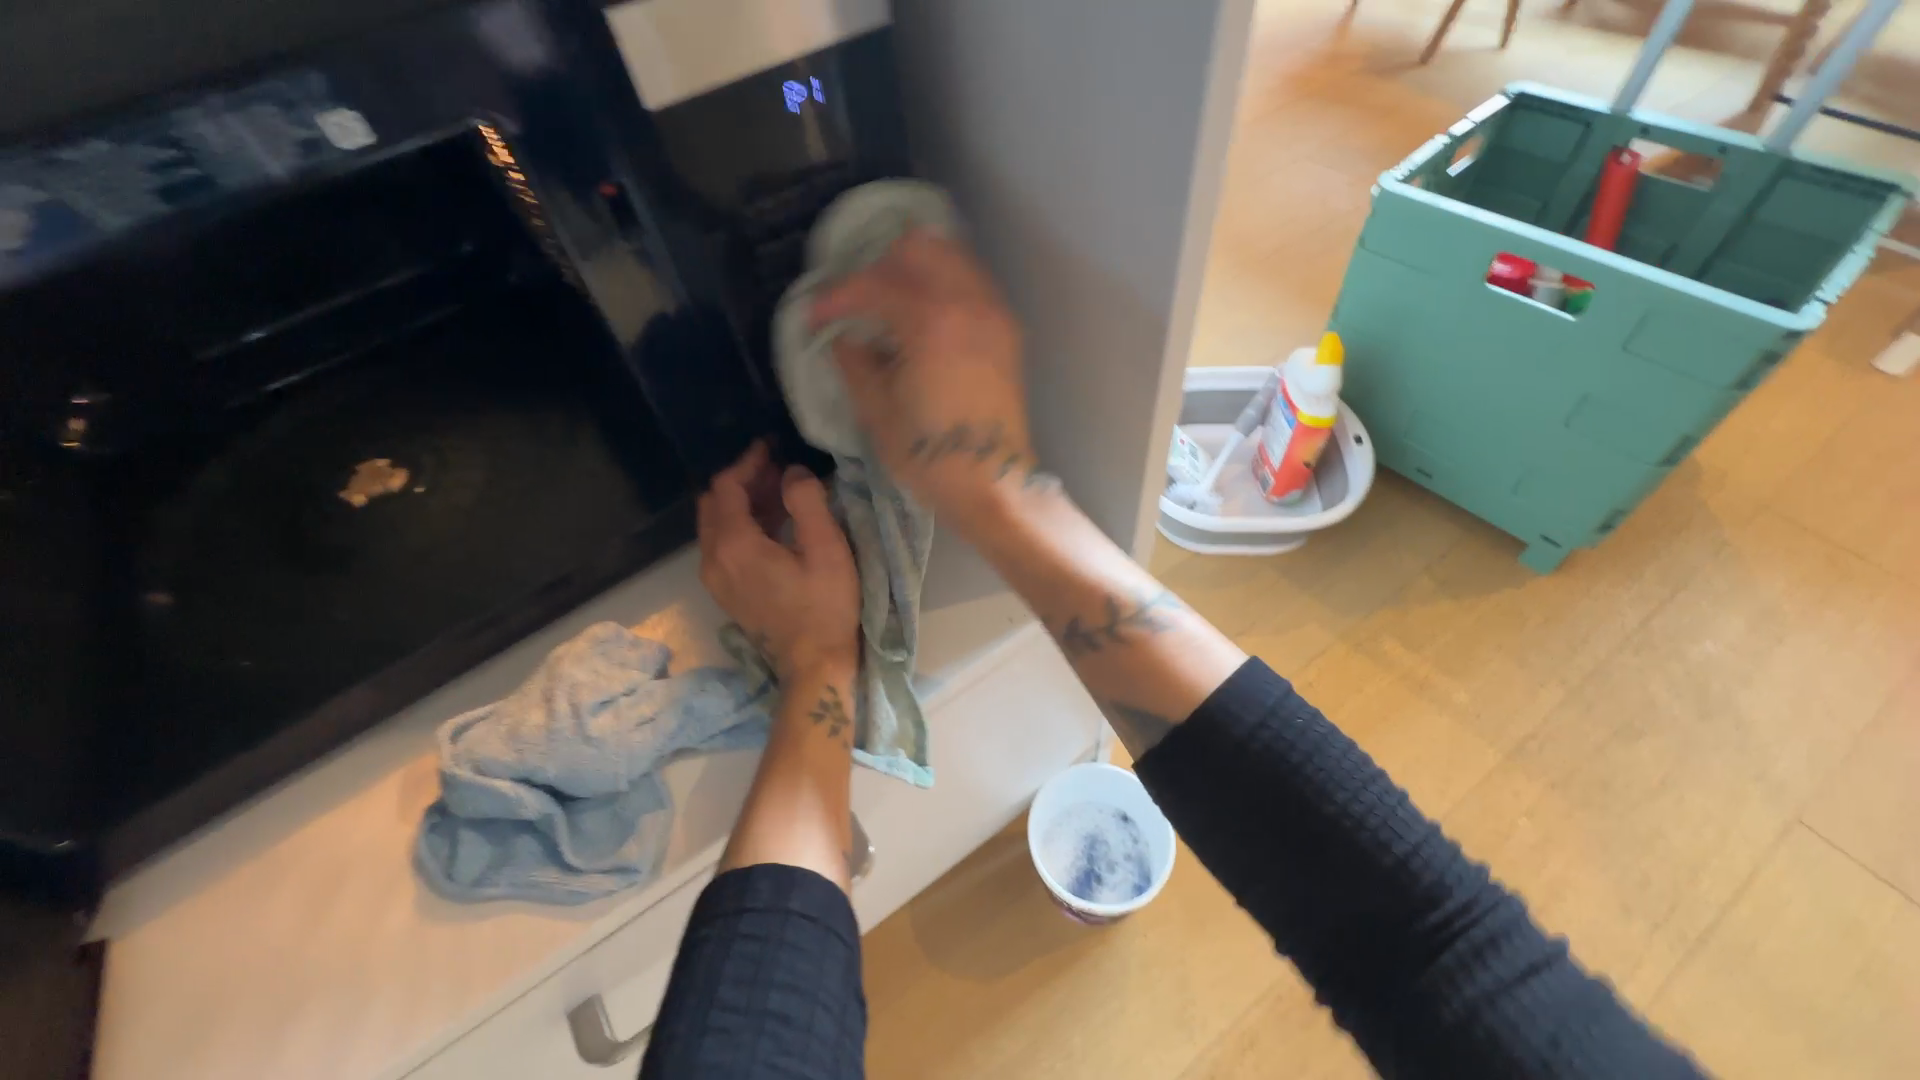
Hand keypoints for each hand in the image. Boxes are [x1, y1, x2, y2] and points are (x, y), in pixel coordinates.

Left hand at [697, 443, 859, 681]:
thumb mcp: (827, 549)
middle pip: (714, 504)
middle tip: (778, 470)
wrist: (812, 666)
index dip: (748, 462)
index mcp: (734, 545)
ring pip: (716, 525)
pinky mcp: (725, 592)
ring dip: (742, 503)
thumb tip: (792, 472)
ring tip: (780, 493)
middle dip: (742, 481)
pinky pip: (722, 546)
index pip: (727, 487)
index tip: (773, 447)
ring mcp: (715, 579)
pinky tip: (773, 526)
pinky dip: (741, 526)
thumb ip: (807, 501)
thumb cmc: (825, 607)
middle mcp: (714, 559)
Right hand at [811, 229, 1038, 530]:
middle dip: (880, 267)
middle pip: (919, 248)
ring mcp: (995, 314)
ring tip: (891, 308)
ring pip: (952, 258)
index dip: (836, 297)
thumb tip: (845, 338)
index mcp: (932, 322)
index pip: (874, 284)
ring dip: (915, 271)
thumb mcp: (877, 412)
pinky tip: (924, 320)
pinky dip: (944, 286)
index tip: (814, 316)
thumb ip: (855, 363)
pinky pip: (972, 284)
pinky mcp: (1007, 332)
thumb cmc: (930, 457)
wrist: (993, 486)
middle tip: (859, 303)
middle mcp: (969, 303)